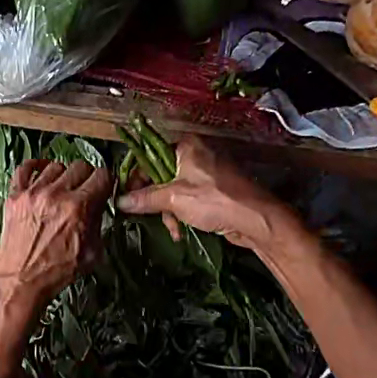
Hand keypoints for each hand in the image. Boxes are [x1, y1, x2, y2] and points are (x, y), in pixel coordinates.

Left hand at [0, 159, 111, 319]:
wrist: (20, 282)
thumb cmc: (56, 271)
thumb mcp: (92, 252)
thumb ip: (99, 222)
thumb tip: (100, 203)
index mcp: (78, 208)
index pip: (102, 175)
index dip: (105, 183)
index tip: (102, 189)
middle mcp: (55, 195)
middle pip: (80, 166)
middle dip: (87, 177)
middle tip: (84, 191)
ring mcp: (32, 193)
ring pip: (56, 166)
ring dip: (63, 176)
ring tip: (62, 189)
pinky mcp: (14, 196)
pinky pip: (25, 168)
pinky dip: (35, 167)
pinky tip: (42, 174)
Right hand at [118, 136, 296, 251]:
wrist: (256, 219)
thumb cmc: (215, 201)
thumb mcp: (174, 199)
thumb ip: (145, 199)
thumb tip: (120, 201)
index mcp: (186, 146)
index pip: (149, 157)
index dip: (136, 179)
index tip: (127, 199)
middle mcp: (196, 155)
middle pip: (161, 176)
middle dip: (155, 202)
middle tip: (151, 217)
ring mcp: (207, 174)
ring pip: (175, 192)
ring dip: (170, 213)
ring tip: (173, 230)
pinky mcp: (215, 192)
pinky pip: (189, 200)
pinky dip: (183, 215)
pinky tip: (182, 231)